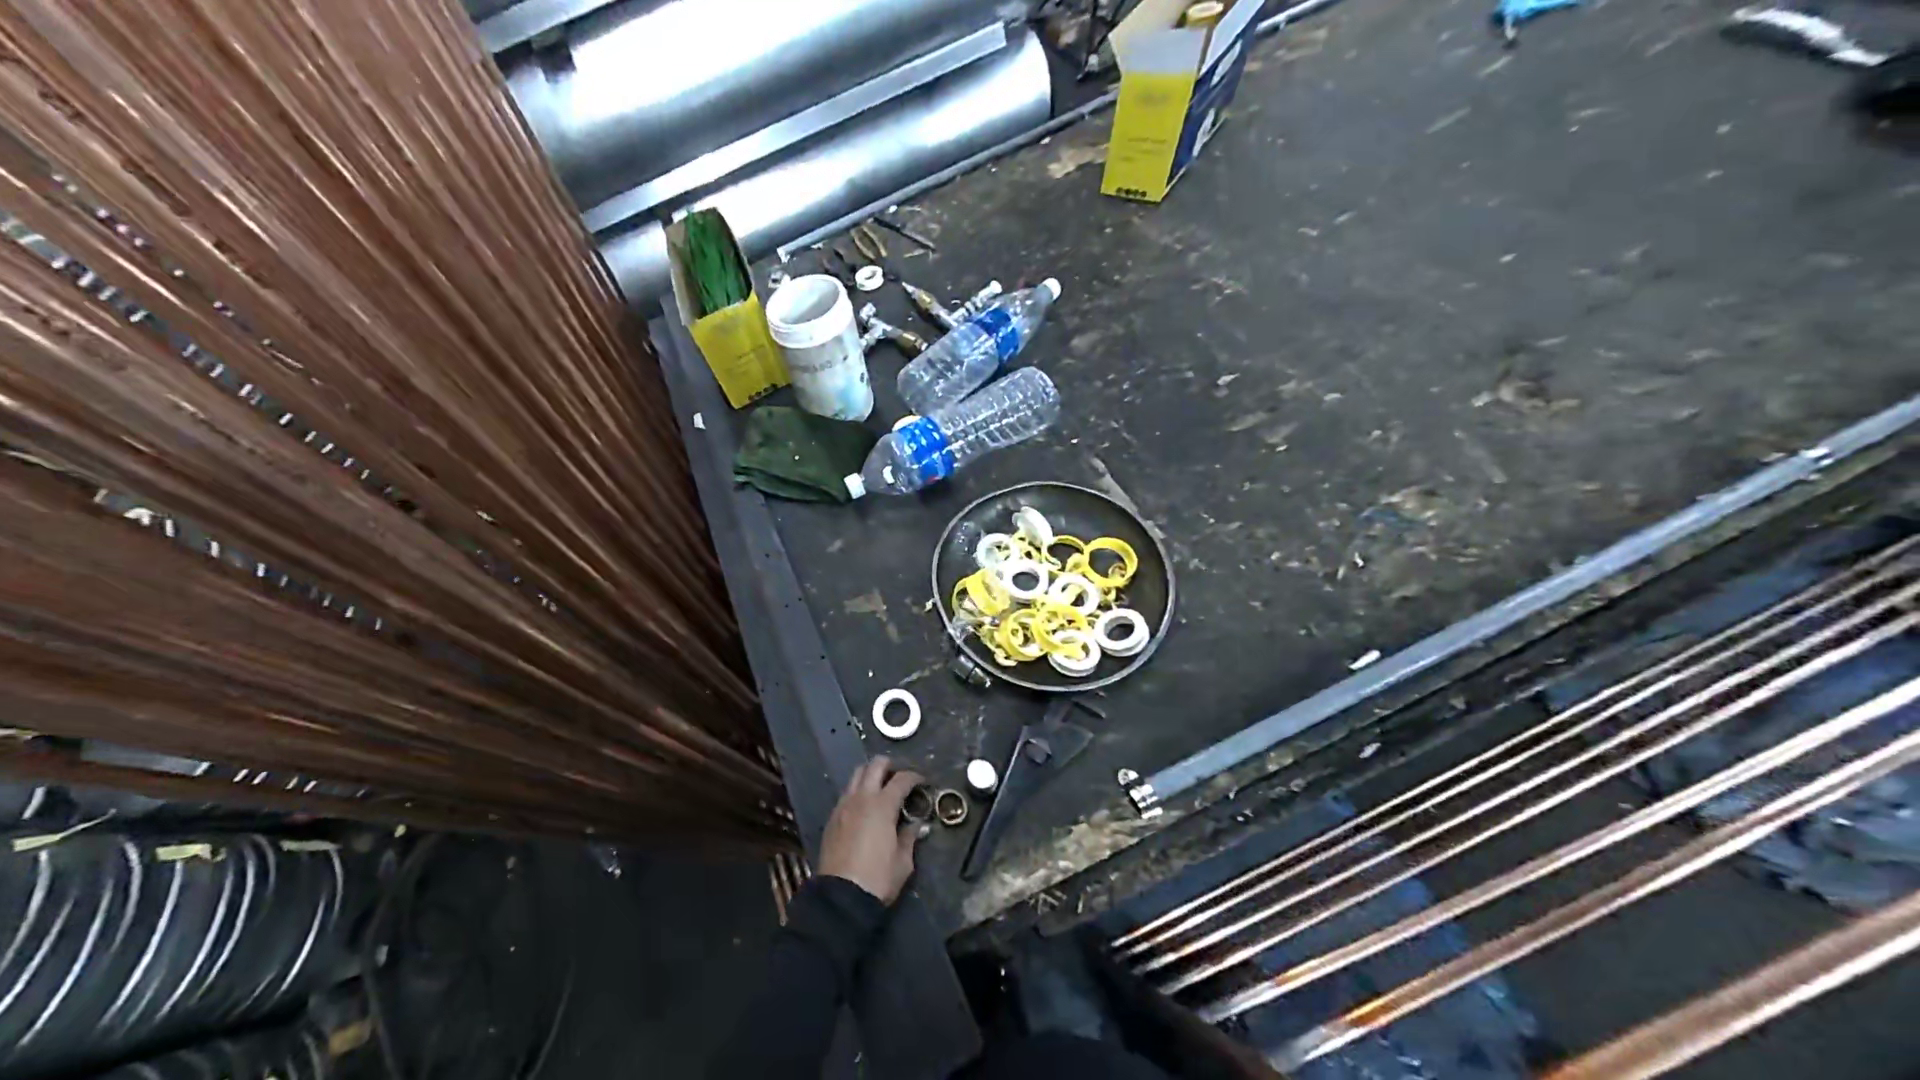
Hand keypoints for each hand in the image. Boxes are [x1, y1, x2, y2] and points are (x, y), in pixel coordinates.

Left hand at [818, 756, 926, 903]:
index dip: (914, 776)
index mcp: (882, 805)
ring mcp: (843, 806)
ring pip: (856, 775)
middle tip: (899, 778)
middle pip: (874, 765)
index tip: (922, 782)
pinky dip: (858, 791)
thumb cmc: (878, 878)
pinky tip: (864, 807)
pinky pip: (846, 793)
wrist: (841, 898)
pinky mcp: (832, 818)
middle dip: (889, 766)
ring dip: (870, 775)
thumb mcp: (903, 861)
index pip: (901, 779)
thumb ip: (910, 837)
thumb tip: (916, 824)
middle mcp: (861, 798)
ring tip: (881, 788)